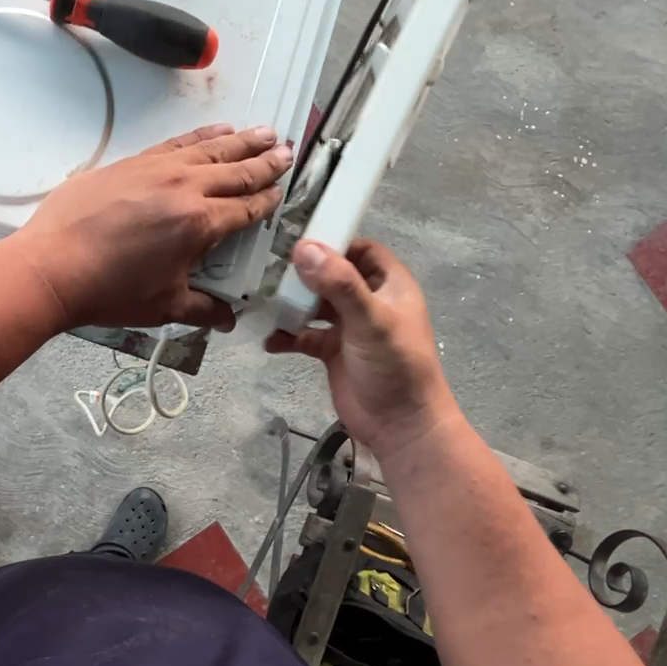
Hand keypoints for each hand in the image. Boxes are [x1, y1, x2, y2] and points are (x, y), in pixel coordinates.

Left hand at [11, 125, 292, 330]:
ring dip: (240, 141)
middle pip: (235, 170)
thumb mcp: (163, 306)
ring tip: (262, 132)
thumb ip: (202, 309)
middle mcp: (183, 188)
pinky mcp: (129, 163)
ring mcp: (155, 169)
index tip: (280, 193)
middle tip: (286, 151)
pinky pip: (175, 143)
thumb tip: (226, 317)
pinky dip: (199, 136)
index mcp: (199, 224)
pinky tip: (212, 132)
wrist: (51, 268)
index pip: (245, 208)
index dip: (267, 201)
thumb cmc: (107, 291)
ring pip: (209, 148)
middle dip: (264, 161)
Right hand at [265, 238, 458, 459]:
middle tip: (271, 270)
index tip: (298, 240)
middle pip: (332, 275)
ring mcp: (349, 327)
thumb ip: (339, 284)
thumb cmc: (395, 366)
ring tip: (267, 303)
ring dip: (292, 305)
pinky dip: (288, 337)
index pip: (360, 249)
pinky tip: (272, 341)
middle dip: (304, 274)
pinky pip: (305, 336)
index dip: (334, 242)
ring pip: (315, 304)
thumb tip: (303, 248)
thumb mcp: (370, 320)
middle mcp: (369, 301)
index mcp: (389, 285)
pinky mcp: (333, 352)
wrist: (399, 426)